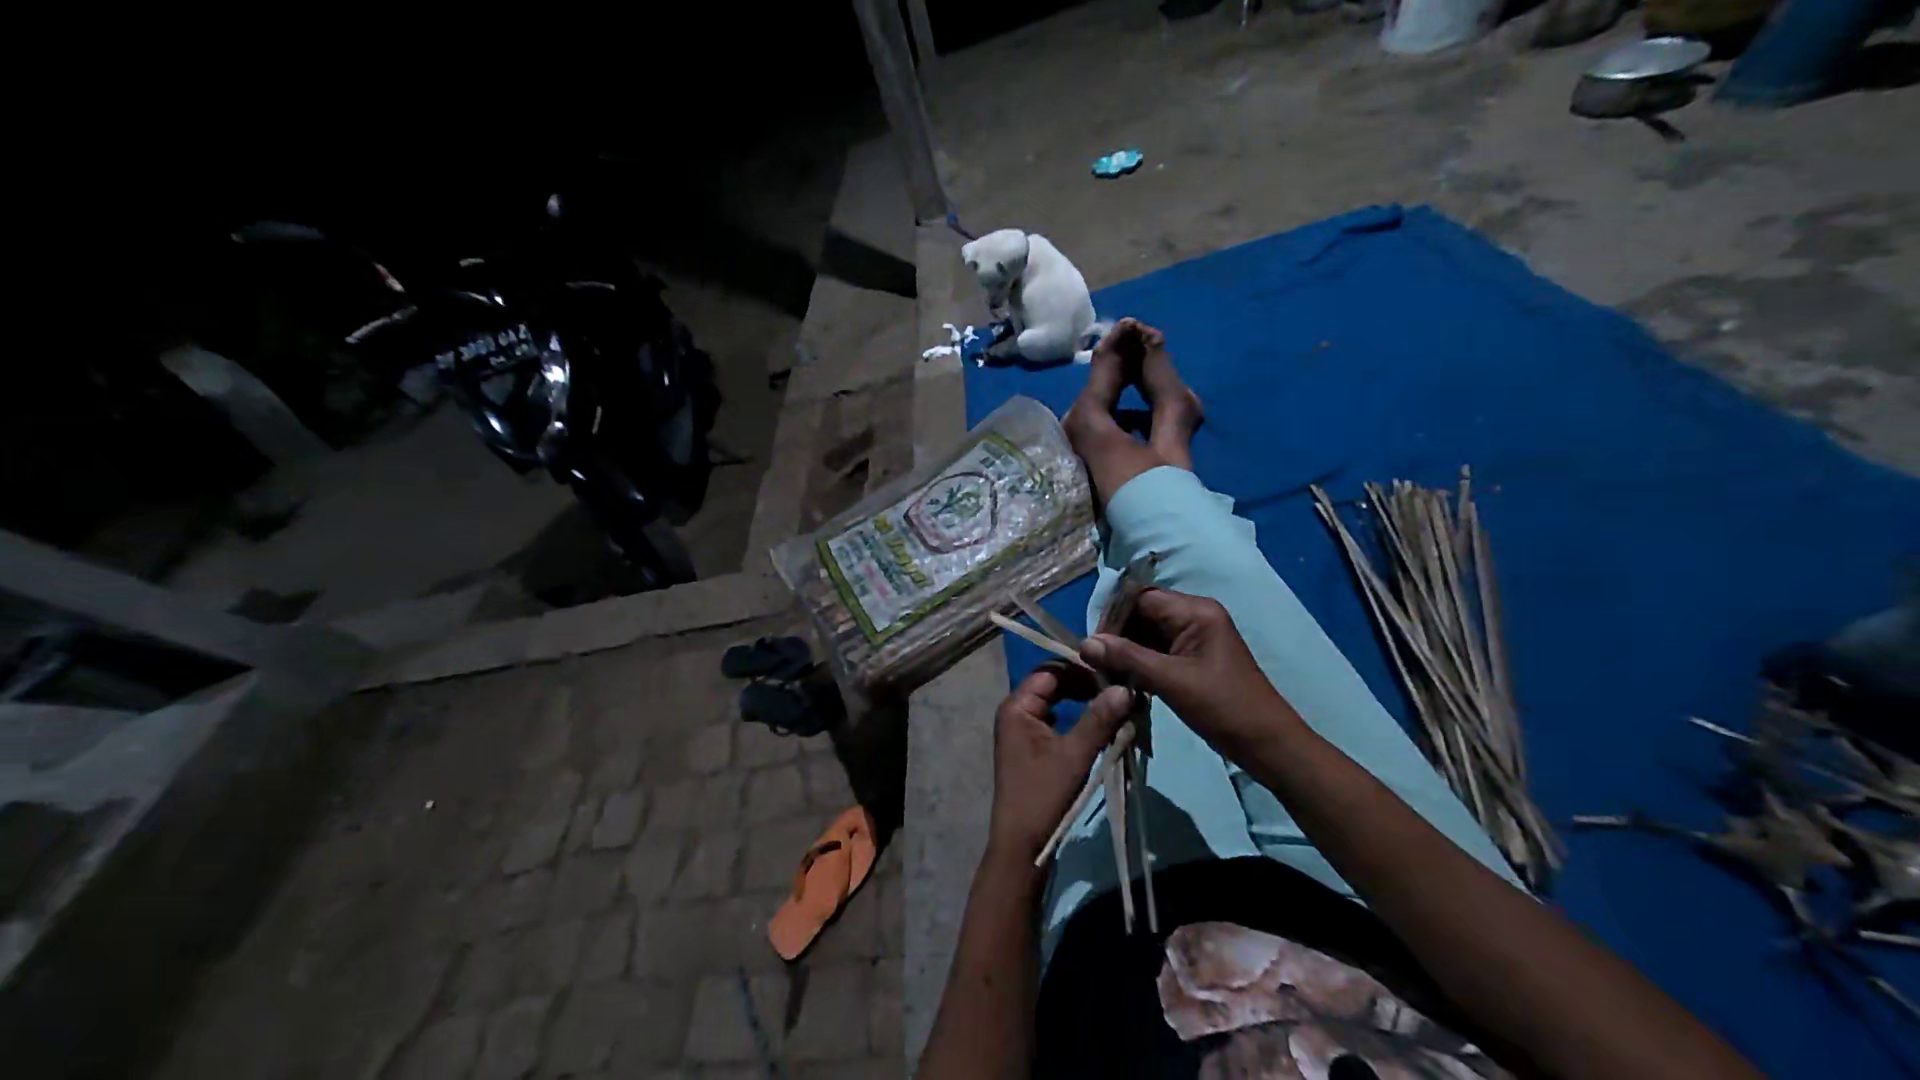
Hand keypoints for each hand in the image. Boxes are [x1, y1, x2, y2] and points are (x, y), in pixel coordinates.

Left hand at [987, 666, 1133, 862]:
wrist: (1021, 844)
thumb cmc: (1043, 795)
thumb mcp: (1074, 755)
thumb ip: (1099, 719)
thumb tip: (1126, 687)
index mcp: (1017, 707)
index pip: (1050, 670)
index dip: (1081, 667)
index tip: (1115, 670)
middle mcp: (1015, 712)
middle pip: (1053, 683)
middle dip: (1085, 683)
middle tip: (1119, 686)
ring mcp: (1022, 730)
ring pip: (1056, 702)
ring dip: (1083, 700)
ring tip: (1114, 702)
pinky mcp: (1032, 747)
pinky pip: (1056, 720)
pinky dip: (1077, 718)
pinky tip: (1098, 724)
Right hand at [1080, 588, 1300, 756]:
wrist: (1266, 744)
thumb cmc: (1223, 707)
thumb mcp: (1171, 681)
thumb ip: (1127, 657)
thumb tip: (1085, 643)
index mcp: (1196, 611)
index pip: (1141, 598)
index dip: (1113, 616)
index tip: (1091, 643)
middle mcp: (1195, 615)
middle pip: (1143, 613)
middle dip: (1117, 634)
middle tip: (1094, 661)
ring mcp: (1194, 637)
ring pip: (1147, 633)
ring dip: (1126, 650)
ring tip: (1105, 672)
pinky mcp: (1192, 658)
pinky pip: (1157, 650)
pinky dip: (1139, 662)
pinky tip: (1123, 679)